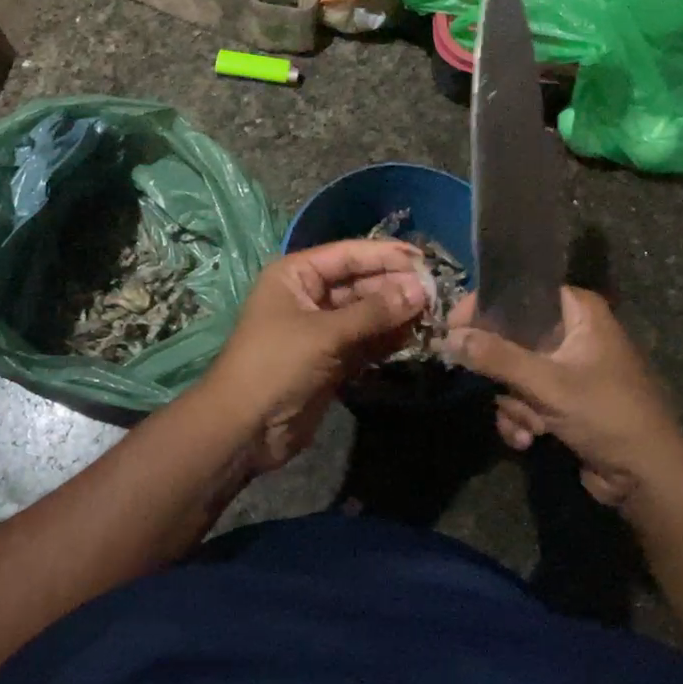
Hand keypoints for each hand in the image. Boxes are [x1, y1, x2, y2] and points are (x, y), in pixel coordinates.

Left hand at [205, 240, 427, 472]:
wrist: (244, 428)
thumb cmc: (275, 366)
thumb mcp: (324, 334)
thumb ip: (374, 312)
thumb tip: (421, 290)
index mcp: (295, 275)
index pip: (347, 255)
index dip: (386, 255)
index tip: (425, 258)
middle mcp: (308, 296)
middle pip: (360, 283)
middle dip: (395, 286)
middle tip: (437, 292)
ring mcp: (320, 329)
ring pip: (366, 314)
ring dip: (396, 314)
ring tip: (434, 313)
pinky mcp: (331, 360)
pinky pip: (366, 341)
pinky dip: (388, 339)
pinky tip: (416, 336)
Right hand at [442, 287, 682, 506]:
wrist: (648, 479)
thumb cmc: (607, 415)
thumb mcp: (547, 384)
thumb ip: (496, 357)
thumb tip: (447, 337)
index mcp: (579, 312)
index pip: (521, 292)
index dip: (485, 307)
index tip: (454, 328)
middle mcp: (572, 333)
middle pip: (510, 336)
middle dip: (502, 375)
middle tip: (494, 388)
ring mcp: (567, 368)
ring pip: (512, 372)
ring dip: (513, 404)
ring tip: (529, 427)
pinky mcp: (562, 401)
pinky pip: (524, 398)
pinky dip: (521, 419)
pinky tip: (528, 441)